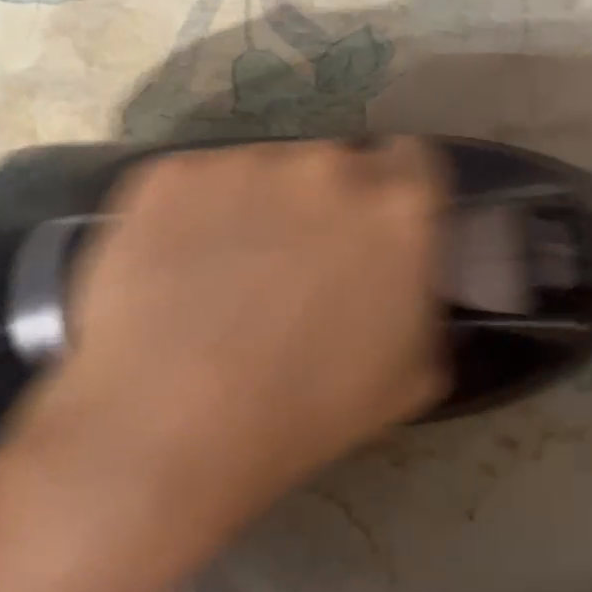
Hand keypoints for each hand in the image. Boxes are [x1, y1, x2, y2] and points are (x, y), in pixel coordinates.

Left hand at [4, 137, 450, 541]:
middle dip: (327, 205)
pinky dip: (196, 216)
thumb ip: (423, 301)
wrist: (168, 430)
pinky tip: (179, 272)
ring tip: (227, 276)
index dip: (397, 191)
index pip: (414, 161)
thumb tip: (409, 277)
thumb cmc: (305, 413)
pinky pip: (200, 185)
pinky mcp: (172, 172)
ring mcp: (246, 162)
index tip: (375, 229)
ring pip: (266, 173)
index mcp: (398, 209)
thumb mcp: (411, 375)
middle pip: (338, 166)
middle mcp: (329, 166)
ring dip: (261, 209)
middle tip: (300, 264)